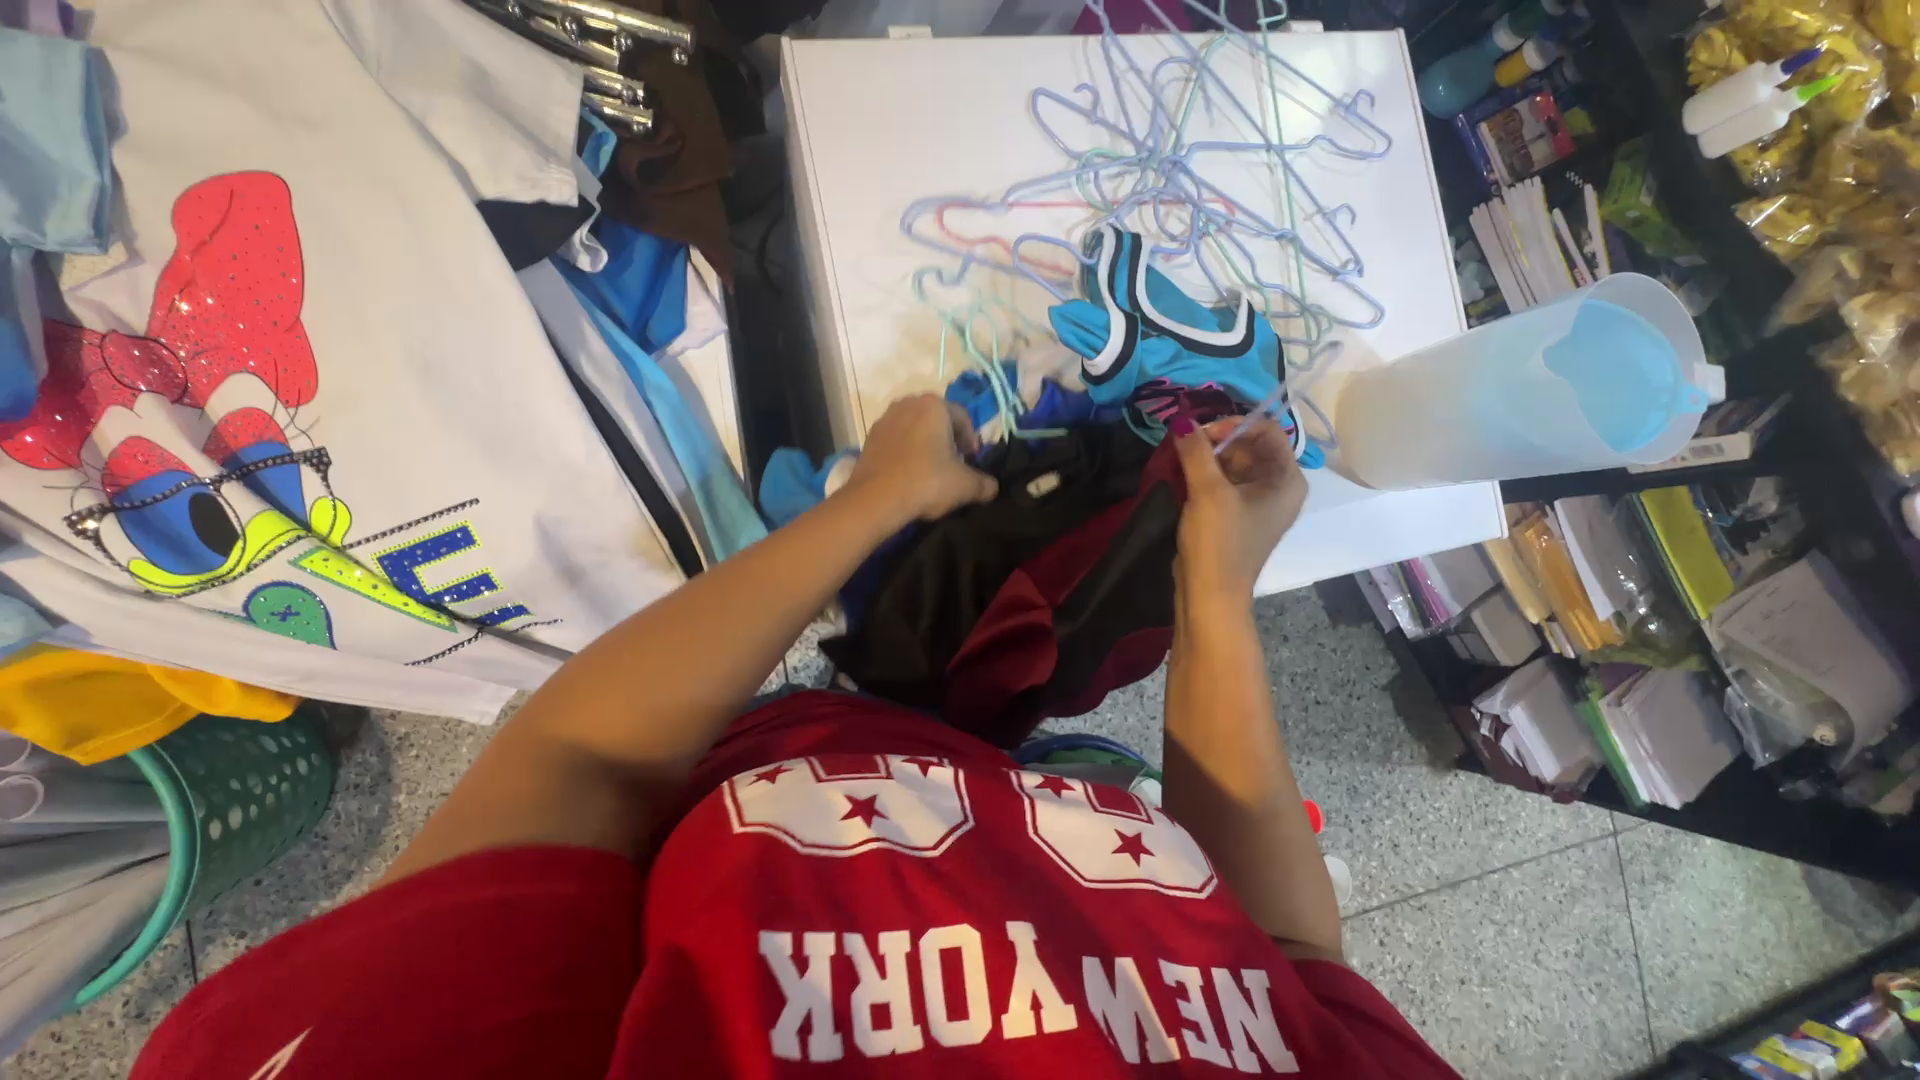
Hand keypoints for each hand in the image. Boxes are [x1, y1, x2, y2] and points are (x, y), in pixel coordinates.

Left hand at [841, 395, 998, 524]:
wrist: (876, 499)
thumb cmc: (927, 482)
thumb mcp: (966, 486)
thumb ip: (985, 483)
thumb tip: (992, 487)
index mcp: (934, 405)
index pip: (963, 419)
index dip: (972, 441)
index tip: (973, 462)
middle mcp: (908, 404)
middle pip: (937, 421)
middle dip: (948, 441)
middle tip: (954, 465)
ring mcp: (885, 419)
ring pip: (915, 430)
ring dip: (926, 446)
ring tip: (931, 471)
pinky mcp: (869, 438)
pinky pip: (896, 441)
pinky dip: (906, 453)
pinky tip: (909, 475)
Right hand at [1172, 412, 1307, 600]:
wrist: (1210, 594)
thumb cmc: (1218, 542)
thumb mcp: (1207, 491)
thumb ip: (1196, 451)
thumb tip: (1182, 420)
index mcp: (1287, 480)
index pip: (1267, 431)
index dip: (1234, 425)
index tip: (1200, 435)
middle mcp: (1280, 488)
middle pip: (1250, 446)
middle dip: (1217, 443)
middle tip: (1185, 449)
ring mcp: (1259, 503)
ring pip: (1235, 464)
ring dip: (1208, 459)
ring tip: (1181, 463)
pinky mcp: (1239, 515)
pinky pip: (1226, 483)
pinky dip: (1206, 476)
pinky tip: (1184, 478)